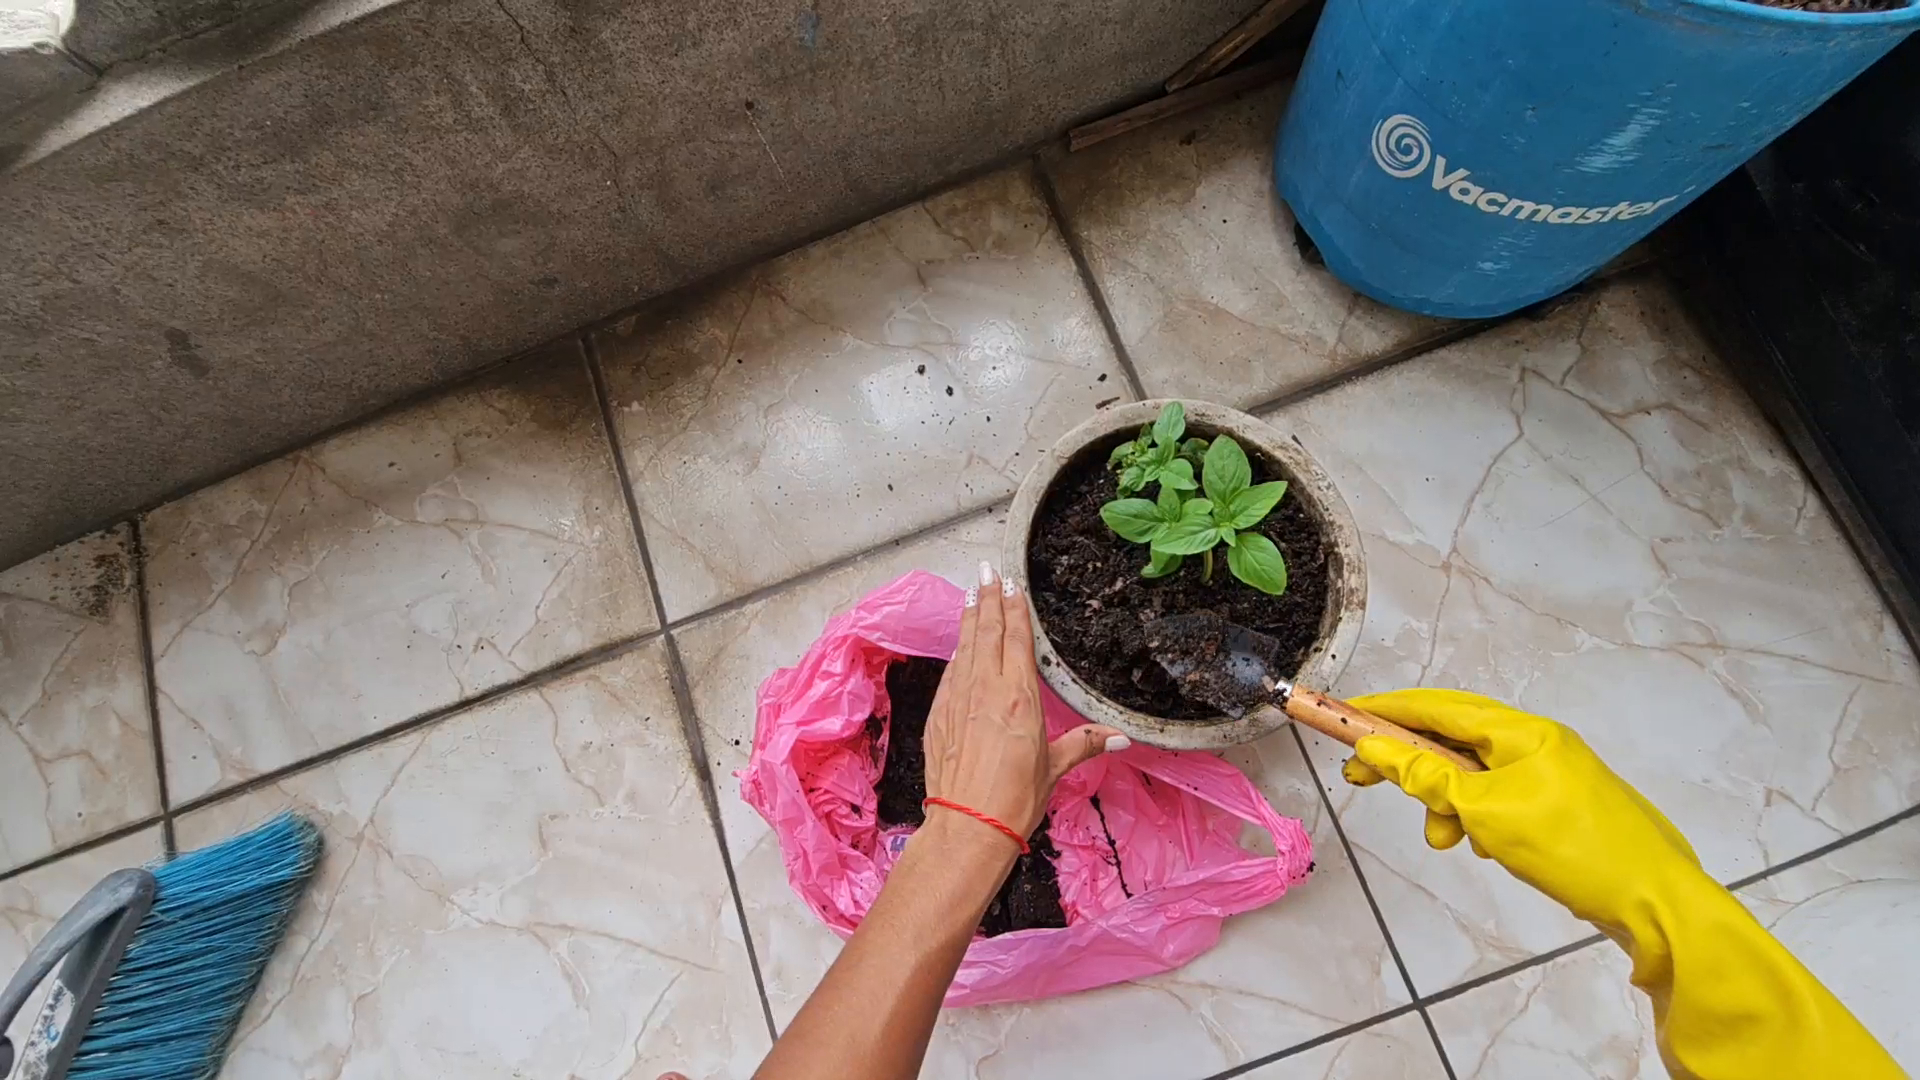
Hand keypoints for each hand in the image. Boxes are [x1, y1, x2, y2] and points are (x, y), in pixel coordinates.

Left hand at [922, 562, 1128, 841]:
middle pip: (987, 632)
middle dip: (987, 598)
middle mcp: (986, 688)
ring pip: (965, 646)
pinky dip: (957, 652)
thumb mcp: (1054, 768)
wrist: (966, 824)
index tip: (1011, 584)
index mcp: (1018, 696)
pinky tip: (959, 643)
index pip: (1016, 639)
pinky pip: (951, 672)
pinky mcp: (939, 713)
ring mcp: (958, 698)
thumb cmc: (1015, 798)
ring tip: (971, 592)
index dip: (1014, 608)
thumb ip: (1084, 745)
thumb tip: (1121, 738)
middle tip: (986, 571)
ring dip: (970, 617)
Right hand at [1339, 689, 1702, 930]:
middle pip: (1449, 736)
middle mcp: (1534, 741)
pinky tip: (1475, 842)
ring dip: (1442, 797)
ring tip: (1438, 833)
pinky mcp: (1555, 803)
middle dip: (1406, 759)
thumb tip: (1371, 747)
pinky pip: (1494, 794)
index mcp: (1520, 731)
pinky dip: (1472, 812)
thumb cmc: (1568, 847)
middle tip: (1361, 776)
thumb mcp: (1482, 809)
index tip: (1344, 714)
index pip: (1436, 707)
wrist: (1661, 910)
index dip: (1385, 709)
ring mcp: (1548, 772)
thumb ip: (1421, 774)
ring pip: (1470, 771)